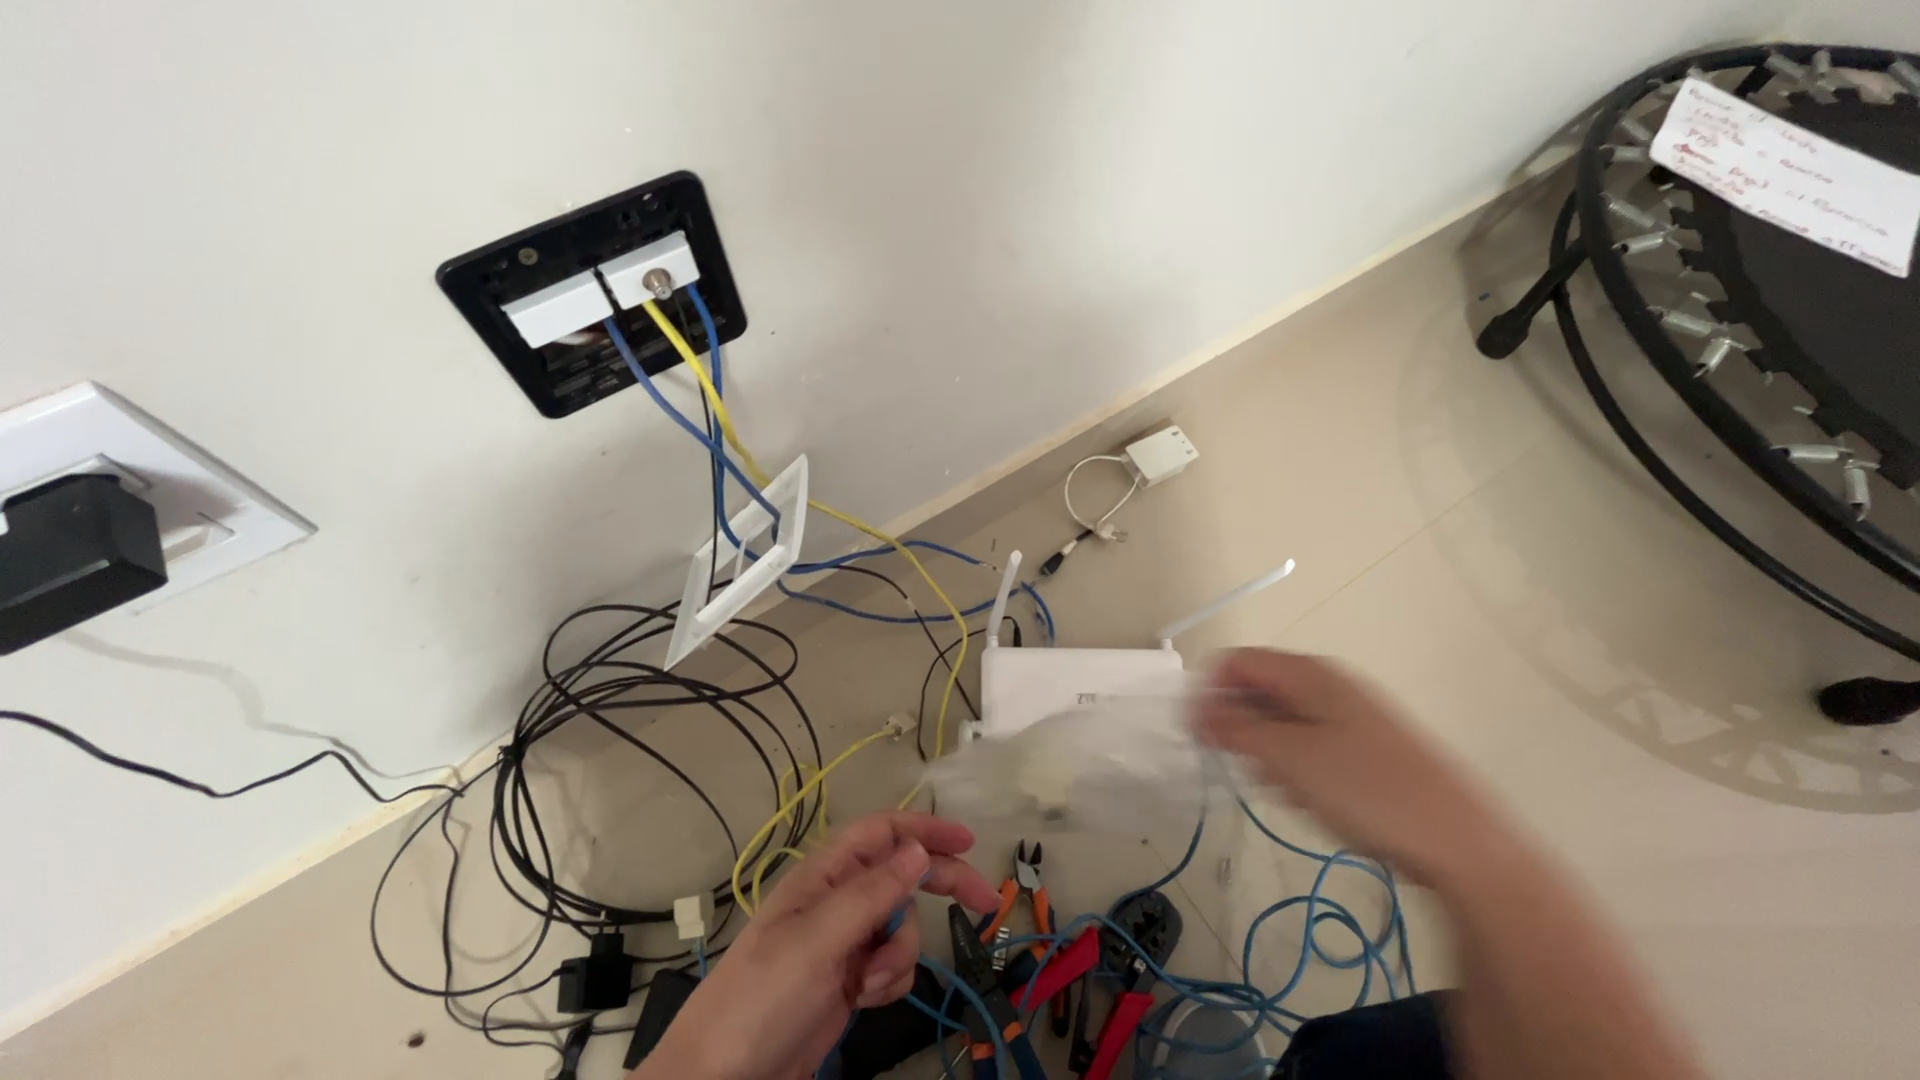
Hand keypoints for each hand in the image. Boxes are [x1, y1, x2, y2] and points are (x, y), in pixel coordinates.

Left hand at [635, 811, 999, 1079]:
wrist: (724, 1078)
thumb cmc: (762, 997)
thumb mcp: (816, 941)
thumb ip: (870, 894)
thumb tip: (917, 849)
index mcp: (823, 876)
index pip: (881, 833)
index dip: (924, 830)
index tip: (968, 843)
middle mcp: (837, 901)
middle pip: (902, 875)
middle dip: (941, 886)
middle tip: (985, 904)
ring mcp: (844, 942)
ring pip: (902, 926)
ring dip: (901, 954)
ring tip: (871, 983)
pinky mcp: (850, 980)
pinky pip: (893, 965)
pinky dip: (891, 980)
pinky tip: (866, 998)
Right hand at [1193, 649, 1508, 885]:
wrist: (1457, 841)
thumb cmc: (1367, 789)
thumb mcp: (1290, 757)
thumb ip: (1236, 728)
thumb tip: (1194, 709)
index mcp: (1309, 674)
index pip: (1236, 662)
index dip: (1209, 692)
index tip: (1197, 735)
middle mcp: (1327, 686)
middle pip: (1257, 691)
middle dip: (1240, 728)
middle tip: (1245, 768)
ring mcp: (1346, 718)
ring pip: (1280, 724)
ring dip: (1267, 754)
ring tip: (1285, 789)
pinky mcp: (1360, 751)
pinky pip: (1306, 748)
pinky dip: (1294, 769)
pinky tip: (1308, 798)